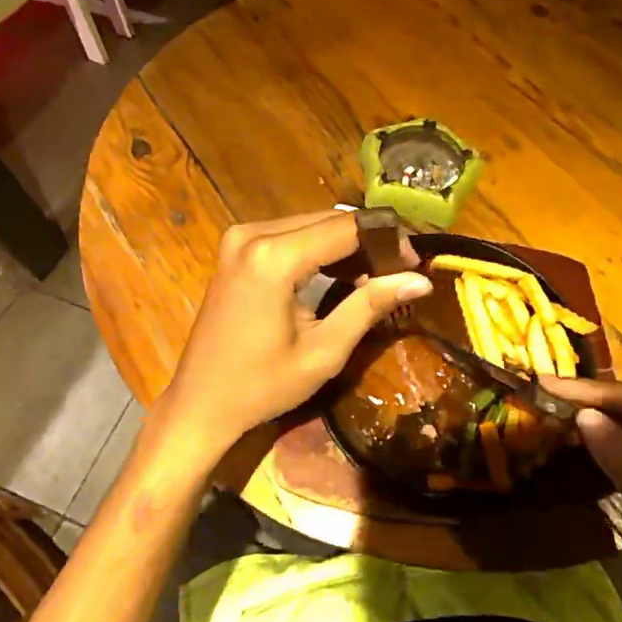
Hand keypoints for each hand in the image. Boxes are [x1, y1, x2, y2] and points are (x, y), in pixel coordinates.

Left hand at [158, 210, 432, 449]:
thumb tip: (421, 280)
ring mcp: (238, 238)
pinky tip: (338, 275)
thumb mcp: (324, 351)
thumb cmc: (261, 386)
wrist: (200, 402)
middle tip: (400, 270)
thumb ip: (369, 306)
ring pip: (309, 224)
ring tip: (375, 276)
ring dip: (344, 244)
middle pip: (327, 220)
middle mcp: (252, 234)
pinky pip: (288, 235)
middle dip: (367, 240)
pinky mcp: (234, 248)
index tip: (415, 261)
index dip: (385, 239)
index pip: (345, 227)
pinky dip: (317, 248)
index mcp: (273, 257)